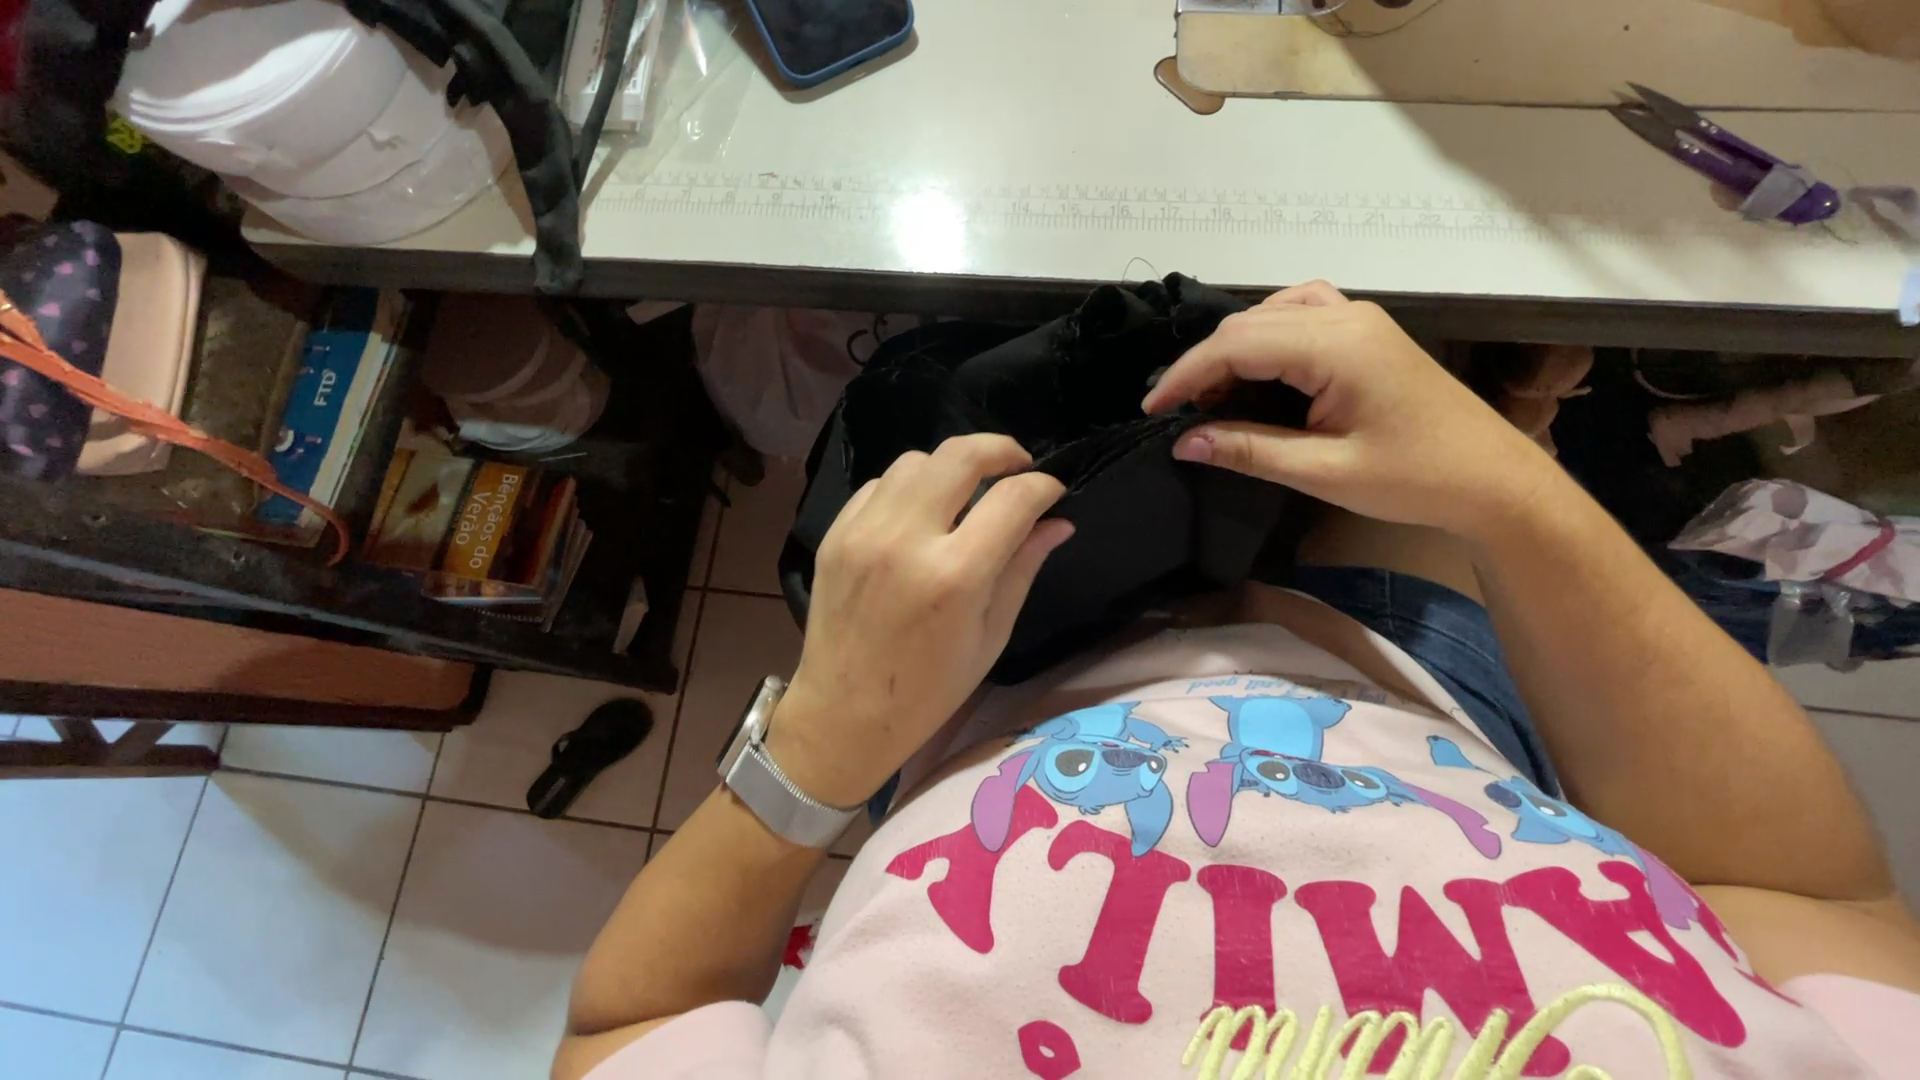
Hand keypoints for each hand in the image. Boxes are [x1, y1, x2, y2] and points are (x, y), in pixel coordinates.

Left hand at [766, 434, 1073, 806]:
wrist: (844, 712)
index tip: (1052, 492)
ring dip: (951, 467)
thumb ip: (1023, 567)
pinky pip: (880, 484)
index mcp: (955, 576)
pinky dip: (909, 487)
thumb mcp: (991, 635)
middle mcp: (906, 540)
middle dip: (1001, 450)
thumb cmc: (930, 689)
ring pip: (917, 461)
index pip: (1013, 498)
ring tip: (965, 494)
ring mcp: (863, 531)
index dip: (1043, 486)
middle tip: (1018, 466)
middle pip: (961, 455)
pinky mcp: (836, 533)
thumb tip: (1058, 522)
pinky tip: (921, 514)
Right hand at [1141, 281, 1559, 539]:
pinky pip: (1298, 314)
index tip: (1152, 410)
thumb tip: (1183, 441)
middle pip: (1247, 324)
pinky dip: (1263, 337)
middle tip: (1177, 414)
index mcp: (1336, 345)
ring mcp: (1358, 319)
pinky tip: (1254, 368)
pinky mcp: (1365, 331)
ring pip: (1269, 315)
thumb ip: (1247, 449)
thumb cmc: (1413, 479)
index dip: (1186, 375)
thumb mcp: (1322, 472)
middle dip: (1202, 365)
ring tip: (1209, 396)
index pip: (1236, 344)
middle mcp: (1345, 316)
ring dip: (1231, 350)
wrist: (1492, 478)